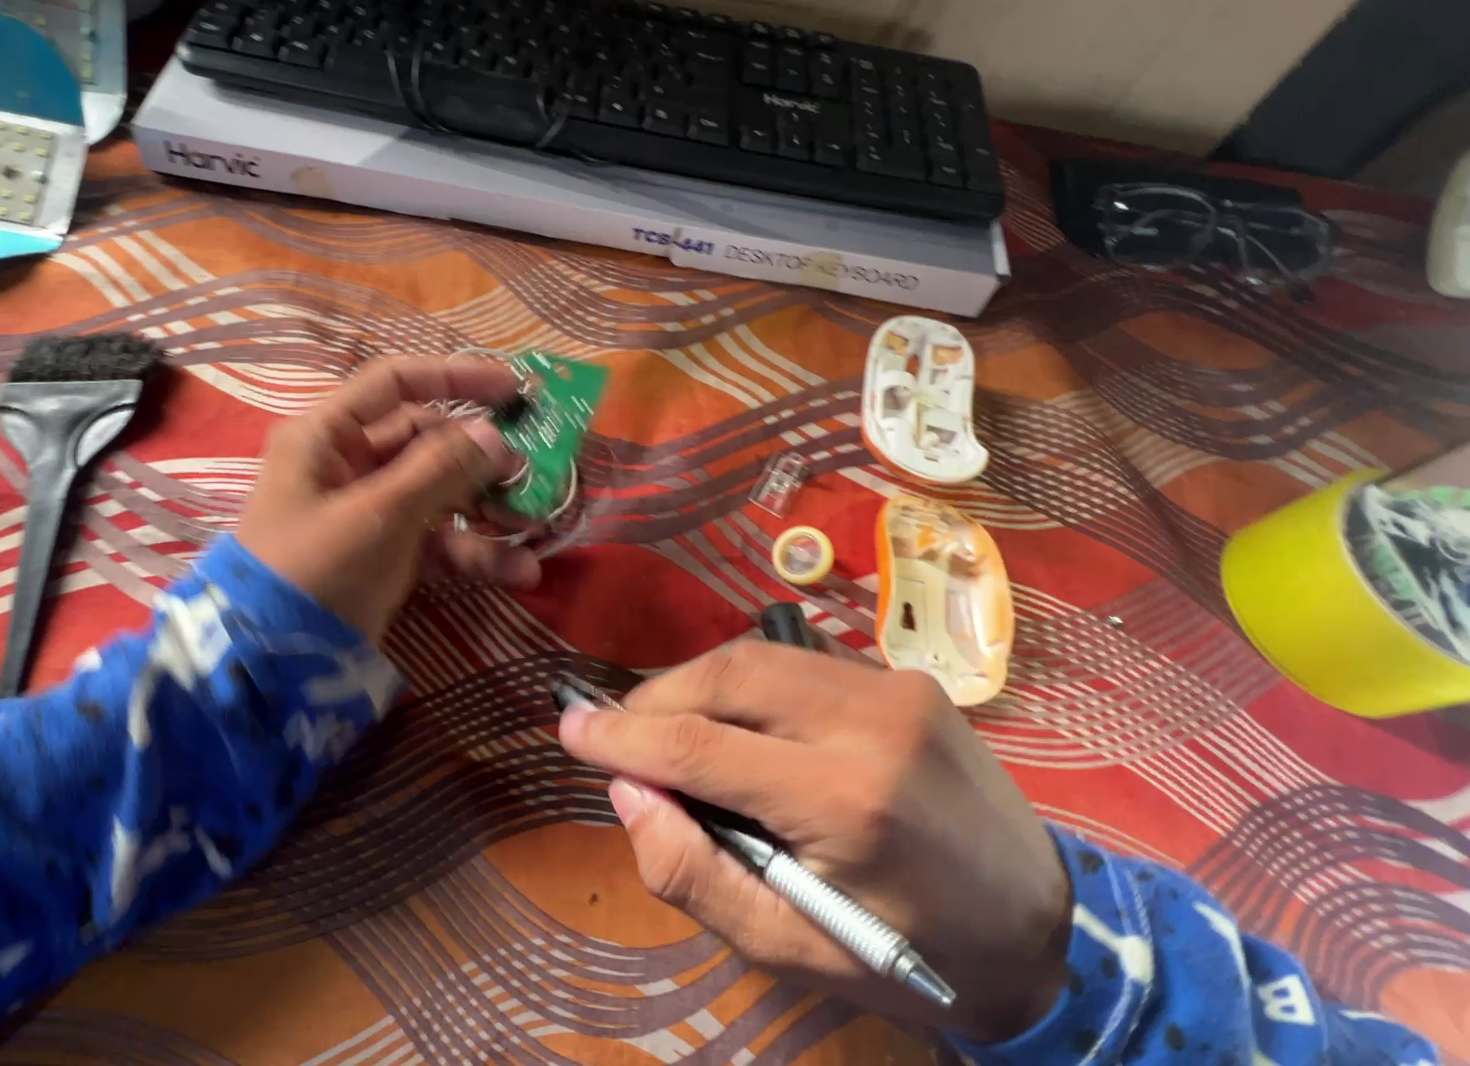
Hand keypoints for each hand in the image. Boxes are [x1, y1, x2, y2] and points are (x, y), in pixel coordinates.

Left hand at [237, 355, 540, 641]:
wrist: (267, 666)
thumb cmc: (314, 571)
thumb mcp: (377, 515)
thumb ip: (439, 470)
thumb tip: (494, 434)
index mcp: (328, 436)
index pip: (396, 383)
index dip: (456, 377)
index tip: (515, 389)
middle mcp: (348, 465)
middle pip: (428, 443)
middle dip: (483, 460)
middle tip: (535, 474)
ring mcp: (369, 513)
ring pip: (439, 496)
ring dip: (488, 512)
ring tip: (536, 529)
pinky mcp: (385, 556)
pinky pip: (436, 542)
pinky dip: (473, 554)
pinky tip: (517, 573)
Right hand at [557, 642, 1071, 1042]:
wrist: (1044, 929)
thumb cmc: (907, 956)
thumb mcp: (787, 950)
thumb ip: (691, 871)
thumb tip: (628, 790)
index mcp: (844, 801)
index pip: (699, 747)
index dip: (621, 736)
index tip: (568, 730)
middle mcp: (869, 721)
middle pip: (724, 676)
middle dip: (653, 698)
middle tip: (615, 732)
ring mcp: (893, 687)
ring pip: (754, 656)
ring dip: (693, 684)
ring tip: (662, 725)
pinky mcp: (904, 678)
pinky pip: (794, 663)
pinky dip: (741, 683)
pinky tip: (730, 719)